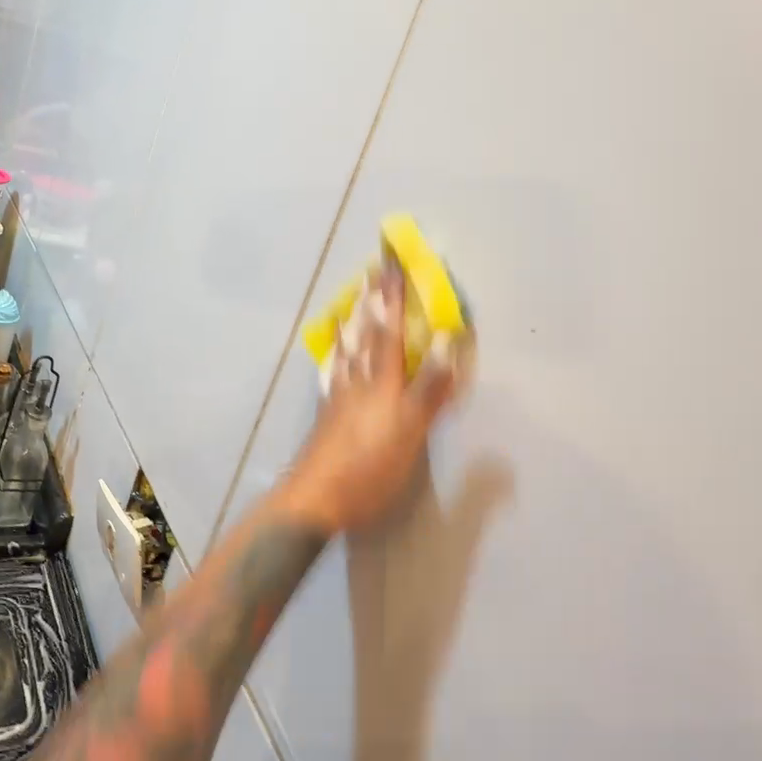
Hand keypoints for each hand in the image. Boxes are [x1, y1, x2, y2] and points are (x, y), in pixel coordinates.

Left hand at [281, 268, 465, 534]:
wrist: (316, 497)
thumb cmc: (369, 469)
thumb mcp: (409, 432)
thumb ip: (429, 389)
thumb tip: (445, 341)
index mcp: (383, 384)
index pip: (392, 331)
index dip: (396, 298)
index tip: (396, 263)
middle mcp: (359, 381)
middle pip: (368, 333)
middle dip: (374, 300)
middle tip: (374, 268)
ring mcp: (340, 396)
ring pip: (348, 348)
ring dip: (355, 319)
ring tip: (354, 296)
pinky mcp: (328, 413)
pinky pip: (333, 371)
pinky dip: (335, 353)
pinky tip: (333, 349)